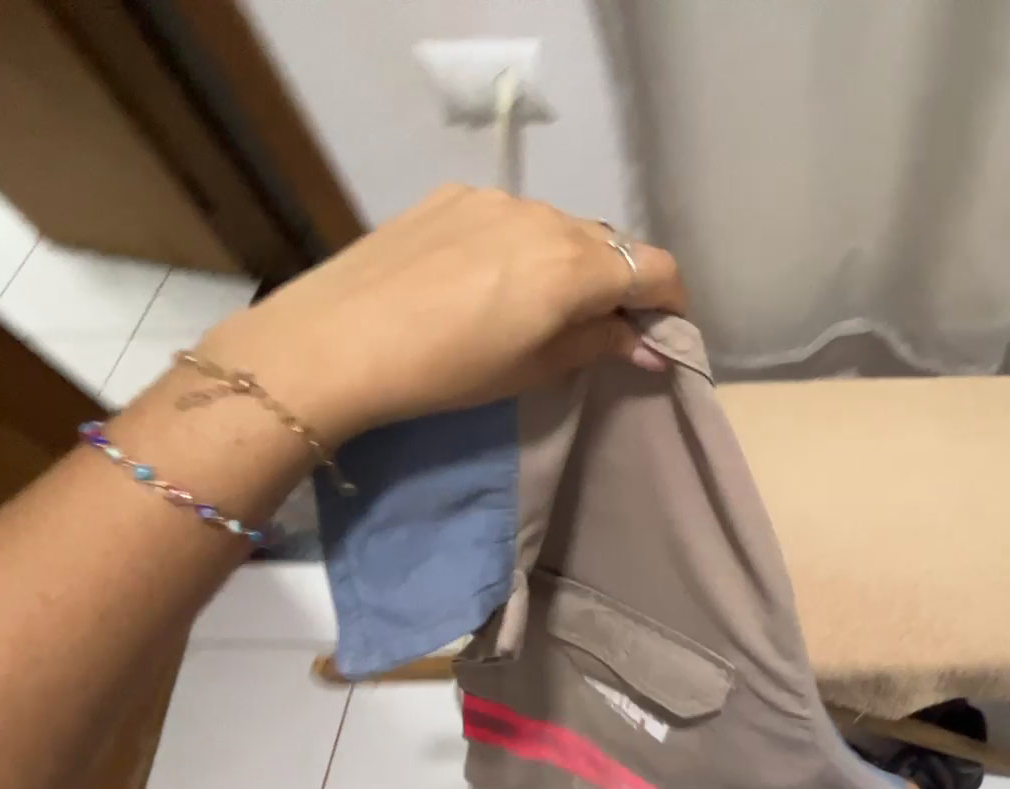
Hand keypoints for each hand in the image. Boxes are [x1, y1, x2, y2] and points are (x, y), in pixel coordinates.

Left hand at [197, 185, 686, 441]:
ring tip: (541, 305)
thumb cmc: (449, 370)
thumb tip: (649, 348)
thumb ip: (601, 346)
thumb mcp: (536, 368)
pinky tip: (490, 279)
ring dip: (573, 263)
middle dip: (623, 285)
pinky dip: (528, 247)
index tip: (663, 332)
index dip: (673, 302)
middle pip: (613, 245)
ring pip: (564, 228)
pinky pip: (516, 218)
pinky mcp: (454, 195)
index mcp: (574, 265)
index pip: (656, 269)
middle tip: (604, 329)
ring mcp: (497, 200)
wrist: (336, 340)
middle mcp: (546, 218)